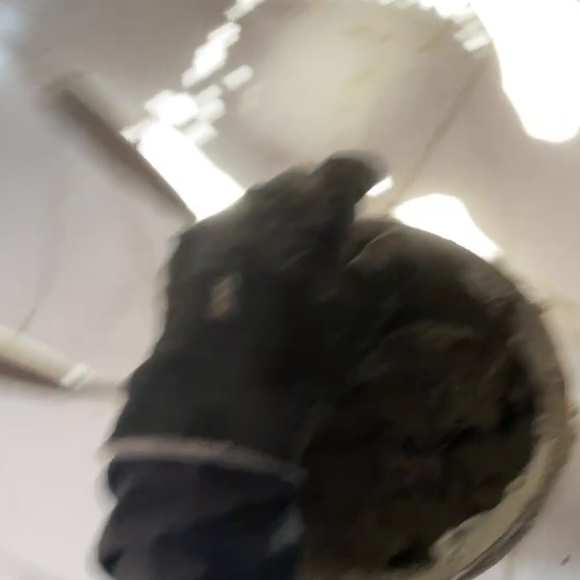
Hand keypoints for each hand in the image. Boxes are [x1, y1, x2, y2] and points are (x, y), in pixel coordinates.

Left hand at [110, 153, 384, 467]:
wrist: (211, 409)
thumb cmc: (294, 367)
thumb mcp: (351, 325)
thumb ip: (378, 275)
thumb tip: (394, 242)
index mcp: (297, 231)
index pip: (333, 179)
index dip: (359, 171)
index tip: (377, 173)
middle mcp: (250, 220)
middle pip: (290, 184)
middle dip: (318, 188)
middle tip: (341, 201)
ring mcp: (211, 237)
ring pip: (253, 202)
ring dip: (282, 206)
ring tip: (300, 224)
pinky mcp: (185, 260)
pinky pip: (223, 224)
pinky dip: (249, 227)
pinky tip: (256, 246)